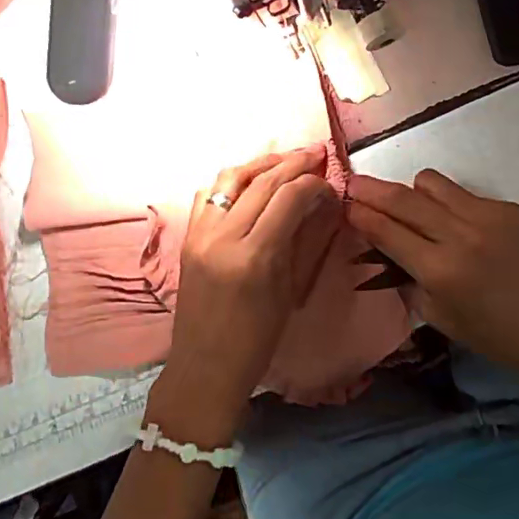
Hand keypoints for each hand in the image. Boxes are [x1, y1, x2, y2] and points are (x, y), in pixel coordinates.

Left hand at [152, 149, 341, 442]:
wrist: (205, 366)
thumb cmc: (257, 339)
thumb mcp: (289, 291)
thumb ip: (303, 239)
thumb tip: (321, 202)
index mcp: (255, 257)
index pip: (289, 198)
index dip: (314, 183)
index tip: (331, 183)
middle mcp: (223, 237)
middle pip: (262, 181)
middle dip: (293, 162)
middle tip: (316, 152)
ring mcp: (199, 234)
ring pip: (231, 178)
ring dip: (261, 163)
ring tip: (285, 159)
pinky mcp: (187, 237)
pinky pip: (209, 194)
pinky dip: (233, 180)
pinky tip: (251, 180)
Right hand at [347, 171, 518, 404]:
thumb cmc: (493, 334)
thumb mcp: (438, 316)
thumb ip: (406, 277)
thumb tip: (382, 247)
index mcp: (442, 271)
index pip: (388, 231)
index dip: (361, 215)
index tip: (343, 204)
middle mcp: (462, 235)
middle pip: (404, 199)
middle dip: (373, 190)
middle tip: (354, 184)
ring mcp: (488, 216)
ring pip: (432, 183)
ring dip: (412, 192)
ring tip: (411, 208)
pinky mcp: (508, 207)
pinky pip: (462, 194)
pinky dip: (448, 204)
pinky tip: (454, 226)